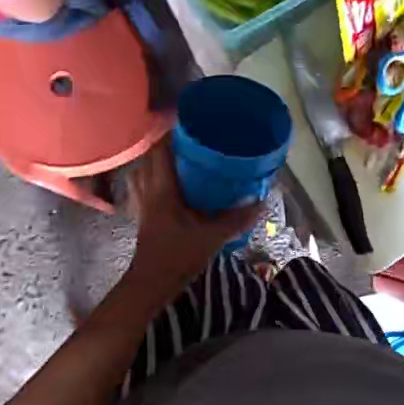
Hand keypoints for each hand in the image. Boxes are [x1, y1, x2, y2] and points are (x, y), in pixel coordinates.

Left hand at [123, 141, 260, 292]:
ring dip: (162, 161)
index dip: (171, 130)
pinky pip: (149, 186)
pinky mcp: (145, 216)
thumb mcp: (211, 236)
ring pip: (147, 171)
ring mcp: (143, 203)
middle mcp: (148, 190)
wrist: (151, 284)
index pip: (159, 148)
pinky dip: (161, 179)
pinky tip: (178, 185)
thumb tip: (260, 201)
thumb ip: (235, 218)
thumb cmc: (176, 257)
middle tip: (192, 138)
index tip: (189, 120)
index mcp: (161, 188)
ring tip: (184, 158)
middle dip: (168, 143)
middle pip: (151, 156)